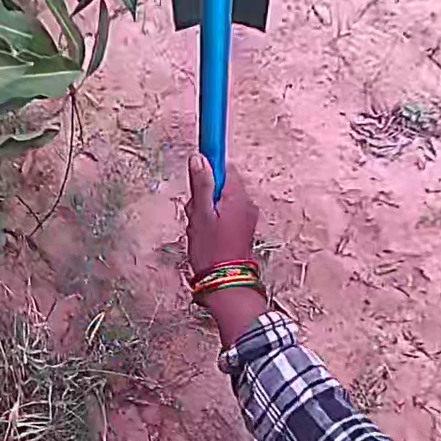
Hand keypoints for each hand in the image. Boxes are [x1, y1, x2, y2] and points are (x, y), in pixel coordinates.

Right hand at [185, 155, 267, 343]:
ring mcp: (245, 216)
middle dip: (203, 193)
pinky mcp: (241, 228)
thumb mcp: (201, 215)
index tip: (196, 165)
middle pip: (221, 183)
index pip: (224, 166)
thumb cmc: (212, 250)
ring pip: (220, 200)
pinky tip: (203, 234)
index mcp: (238, 196)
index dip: (208, 166)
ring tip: (197, 227)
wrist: (225, 283)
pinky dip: (211, 219)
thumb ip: (201, 185)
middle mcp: (246, 203)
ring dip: (205, 209)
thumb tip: (199, 158)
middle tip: (194, 213)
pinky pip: (223, 213)